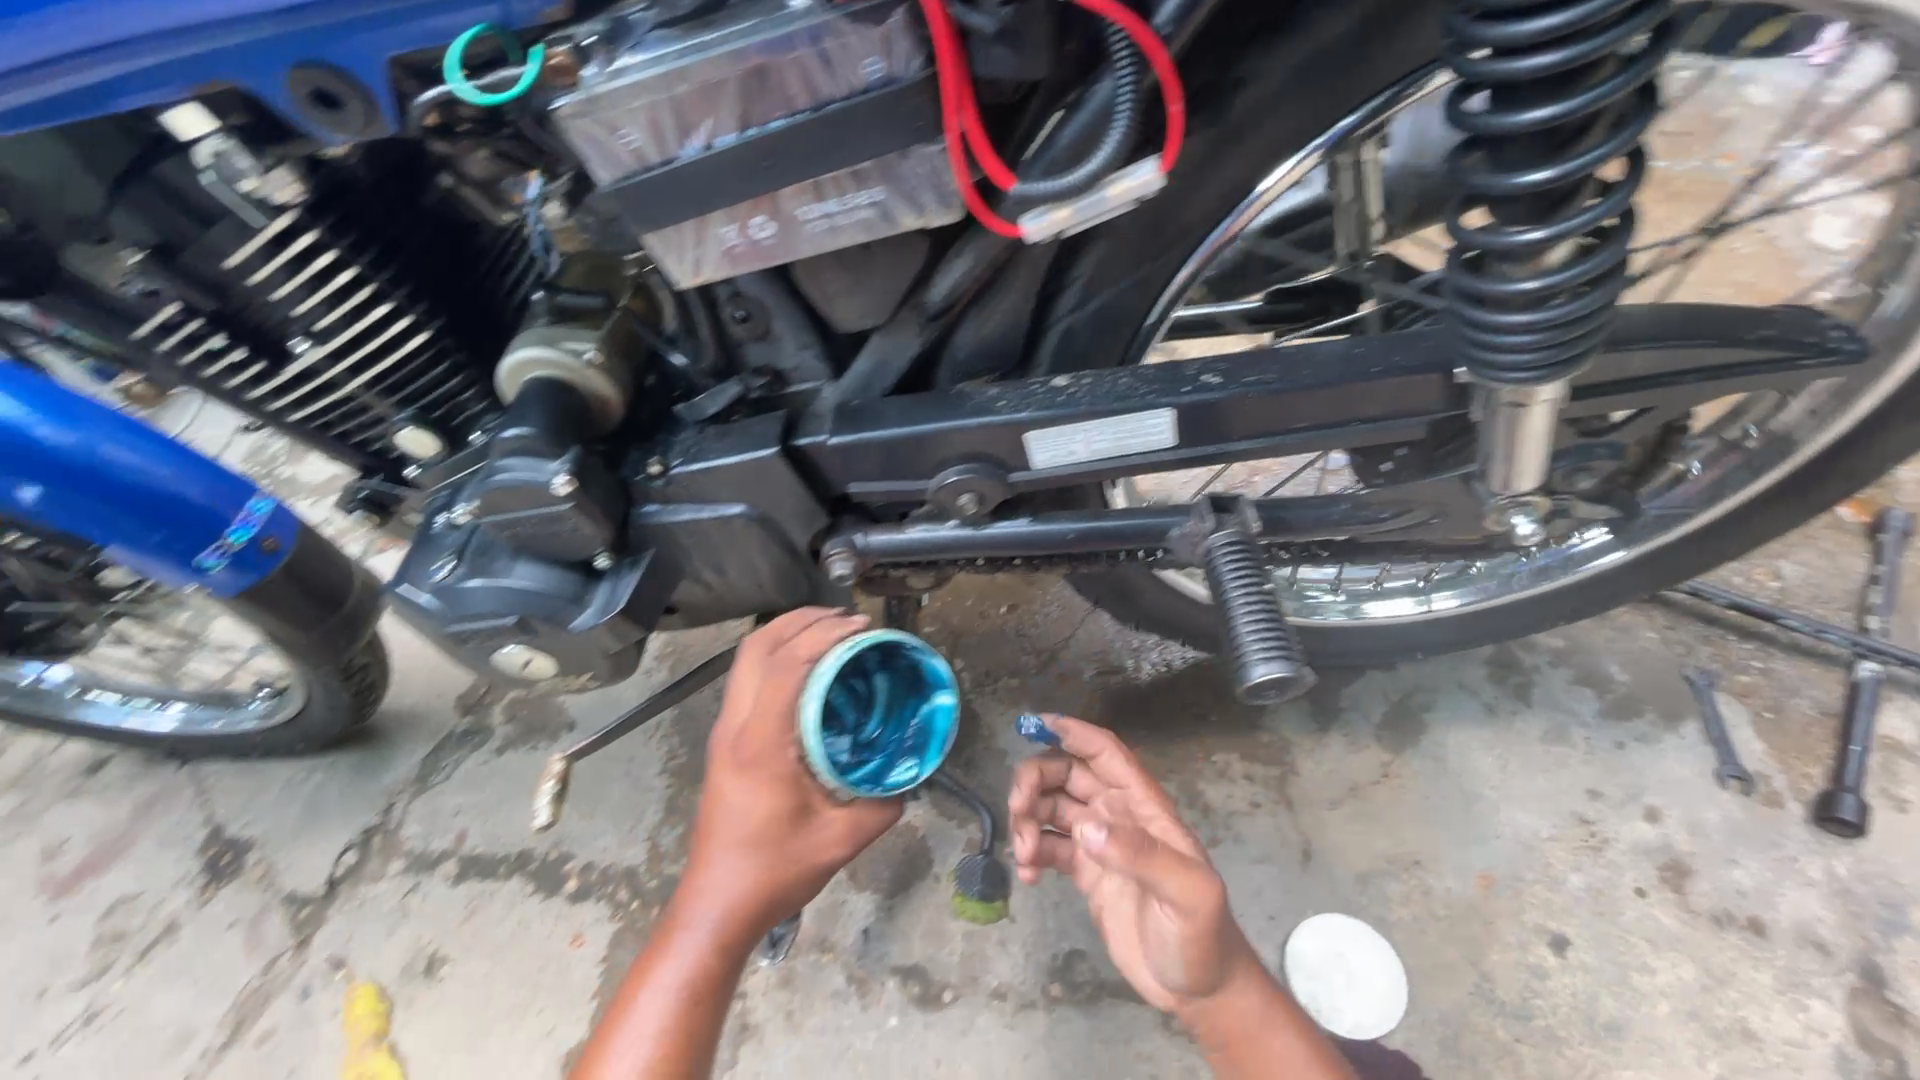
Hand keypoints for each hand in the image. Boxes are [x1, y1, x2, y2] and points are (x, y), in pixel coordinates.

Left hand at [679, 608, 901, 937]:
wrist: (717, 904)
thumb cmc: (774, 871)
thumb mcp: (841, 840)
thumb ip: (882, 804)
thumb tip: (908, 777)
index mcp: (762, 742)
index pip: (788, 664)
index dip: (826, 635)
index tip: (863, 627)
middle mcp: (735, 726)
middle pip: (757, 646)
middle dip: (802, 621)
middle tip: (847, 620)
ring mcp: (724, 732)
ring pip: (746, 659)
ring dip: (785, 635)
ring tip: (830, 633)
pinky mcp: (724, 742)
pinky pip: (747, 679)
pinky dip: (776, 658)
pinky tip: (809, 673)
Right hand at [1007, 714, 1264, 1019]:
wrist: (1197, 988)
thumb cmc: (1200, 936)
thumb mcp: (1187, 895)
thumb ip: (1142, 857)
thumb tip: (1086, 828)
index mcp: (1144, 808)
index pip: (1106, 754)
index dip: (1075, 733)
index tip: (1037, 723)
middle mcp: (1118, 816)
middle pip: (1067, 774)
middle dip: (1036, 780)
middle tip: (1018, 809)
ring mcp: (1100, 844)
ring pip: (1051, 807)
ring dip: (1028, 819)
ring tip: (1024, 854)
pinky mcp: (1085, 872)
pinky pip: (1048, 846)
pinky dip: (1031, 853)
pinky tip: (1029, 877)